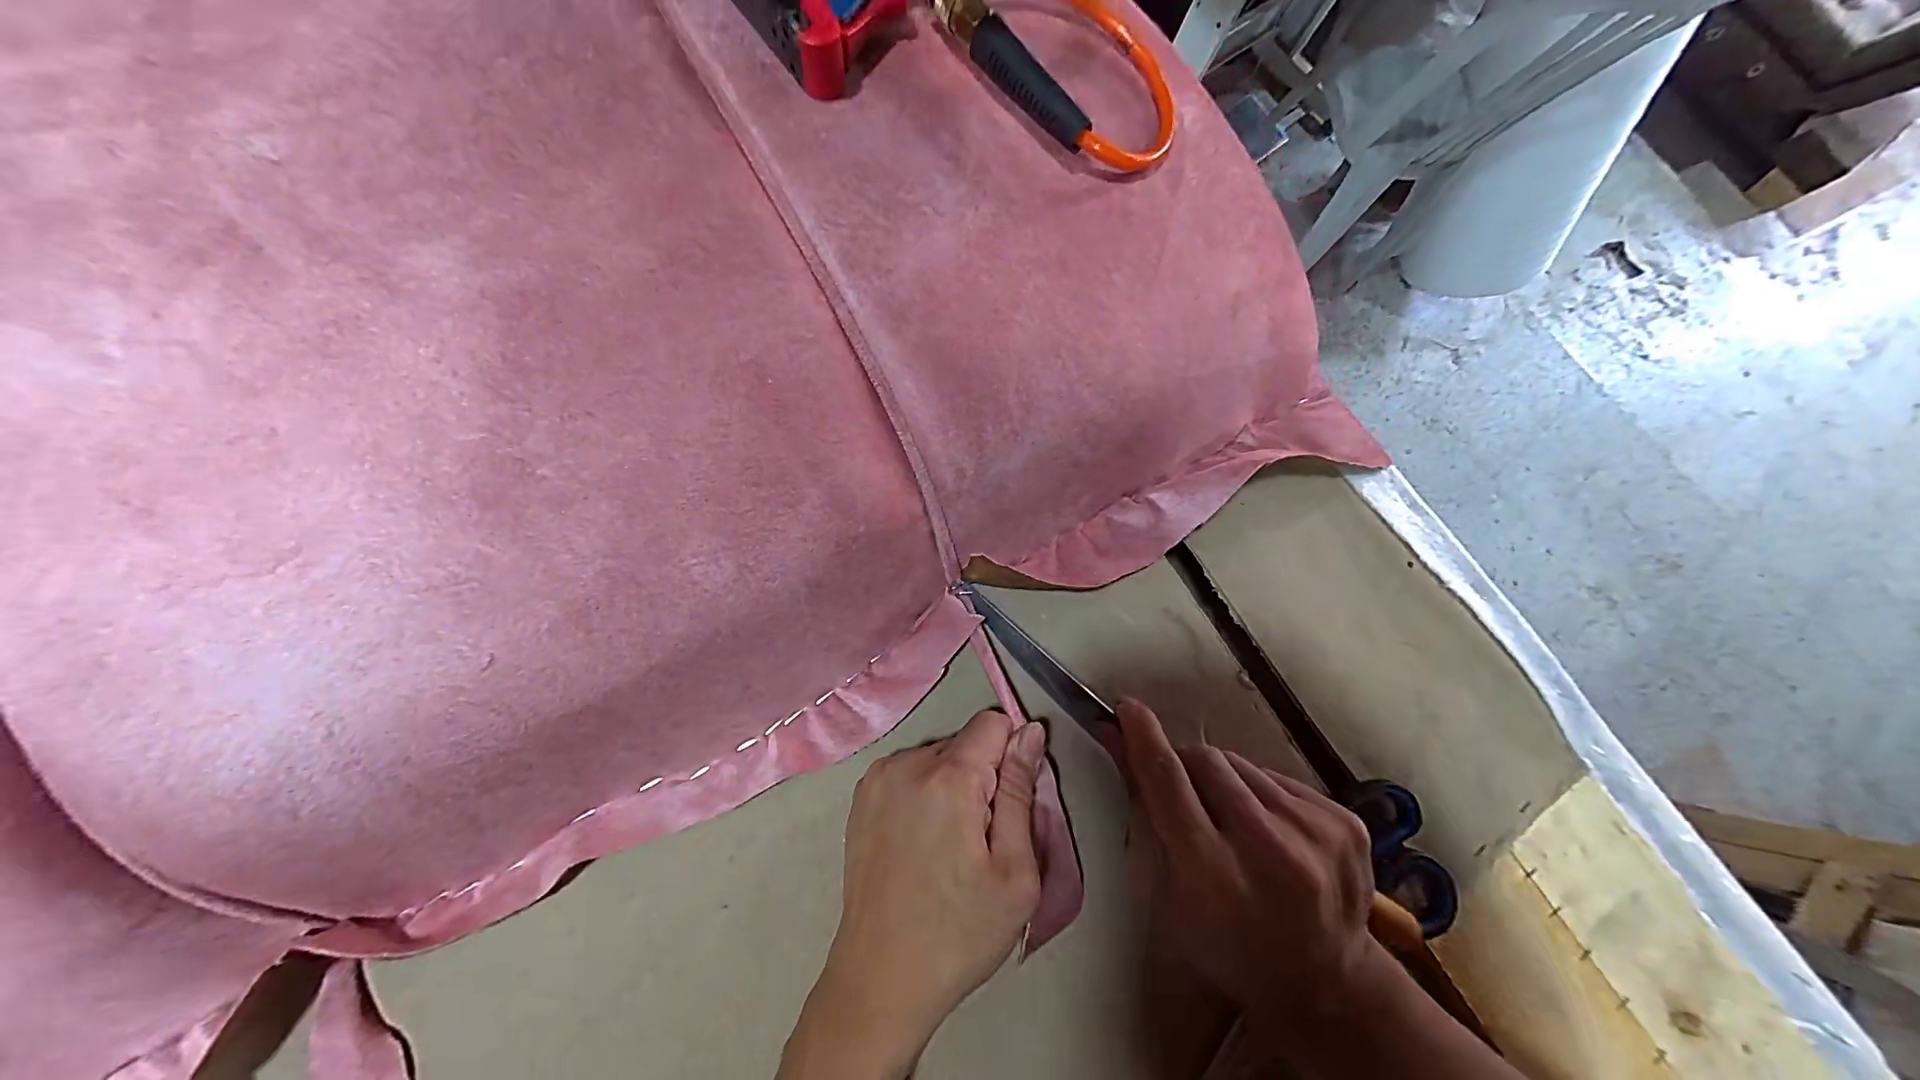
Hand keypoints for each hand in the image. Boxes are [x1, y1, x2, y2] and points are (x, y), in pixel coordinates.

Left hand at [779, 708, 1047, 1078]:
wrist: (880, 978)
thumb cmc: (959, 933)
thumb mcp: (1015, 872)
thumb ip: (1021, 792)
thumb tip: (1030, 732)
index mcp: (947, 779)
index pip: (994, 723)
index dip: (1013, 755)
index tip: (1011, 800)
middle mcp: (905, 765)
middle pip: (965, 741)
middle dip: (983, 775)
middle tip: (981, 836)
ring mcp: (877, 779)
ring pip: (937, 755)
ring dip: (953, 784)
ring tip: (950, 844)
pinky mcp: (861, 797)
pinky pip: (909, 772)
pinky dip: (925, 792)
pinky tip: (923, 841)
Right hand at [1115, 697, 1387, 1023]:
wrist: (1326, 983)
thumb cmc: (1228, 946)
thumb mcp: (1169, 898)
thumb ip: (1145, 819)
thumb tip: (1119, 744)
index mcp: (1213, 873)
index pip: (1168, 781)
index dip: (1143, 739)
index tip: (1128, 709)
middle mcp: (1268, 848)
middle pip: (1205, 760)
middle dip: (1185, 766)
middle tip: (1185, 795)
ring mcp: (1315, 834)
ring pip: (1241, 764)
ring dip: (1224, 780)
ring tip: (1233, 822)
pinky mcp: (1346, 824)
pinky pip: (1278, 777)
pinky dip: (1261, 792)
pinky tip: (1270, 830)